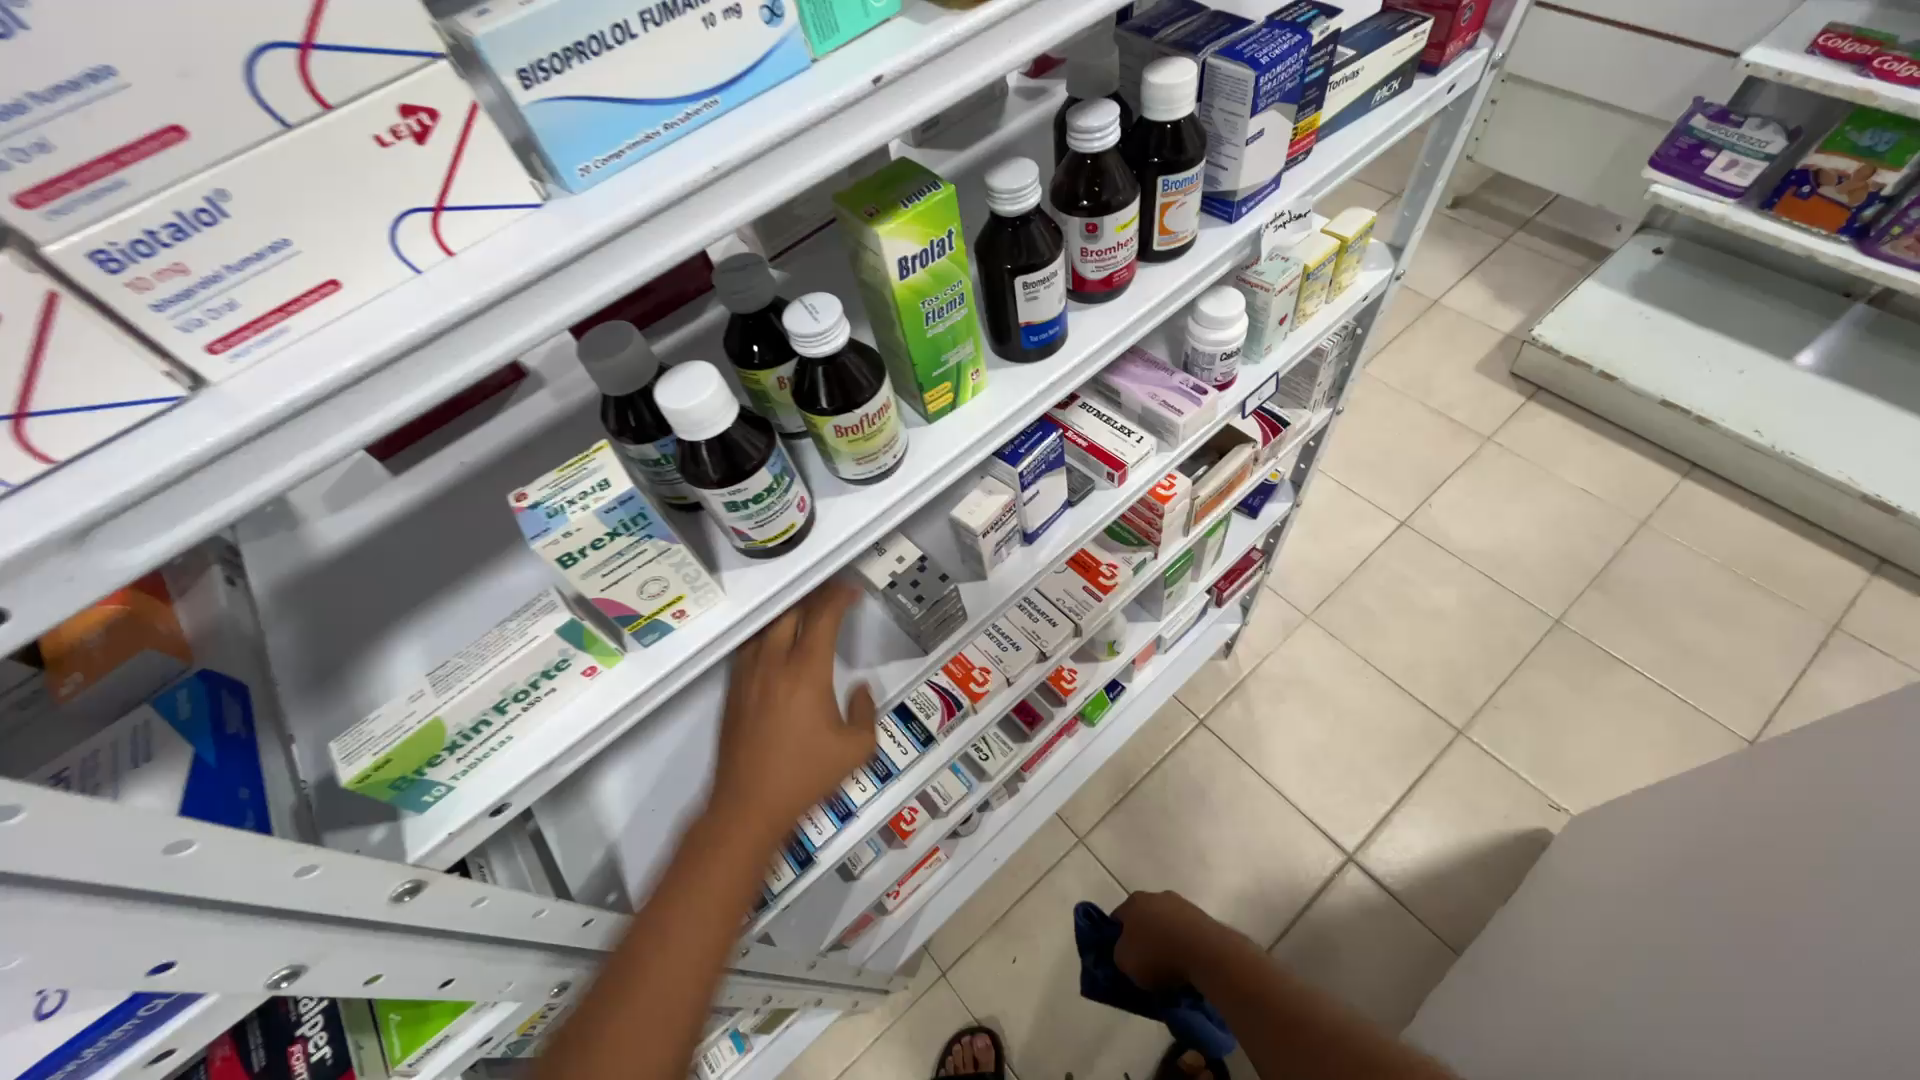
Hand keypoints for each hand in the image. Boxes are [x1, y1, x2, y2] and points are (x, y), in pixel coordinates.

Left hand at [711, 581, 876, 837]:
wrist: (749, 803)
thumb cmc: (806, 776)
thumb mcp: (856, 748)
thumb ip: (866, 712)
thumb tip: (860, 690)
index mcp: (806, 671)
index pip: (822, 617)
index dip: (838, 597)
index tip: (851, 591)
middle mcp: (774, 663)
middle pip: (790, 612)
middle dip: (813, 597)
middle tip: (831, 595)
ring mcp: (749, 674)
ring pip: (766, 626)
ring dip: (788, 612)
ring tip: (805, 612)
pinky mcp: (734, 689)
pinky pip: (750, 647)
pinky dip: (767, 634)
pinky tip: (776, 642)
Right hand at [1113, 890, 1233, 990]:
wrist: (1206, 953)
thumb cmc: (1158, 955)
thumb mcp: (1125, 962)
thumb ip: (1120, 953)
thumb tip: (1127, 951)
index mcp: (1133, 902)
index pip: (1118, 917)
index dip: (1117, 936)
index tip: (1122, 955)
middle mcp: (1156, 896)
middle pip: (1145, 917)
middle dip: (1144, 936)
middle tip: (1145, 961)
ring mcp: (1183, 905)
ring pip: (1168, 924)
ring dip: (1167, 940)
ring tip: (1170, 968)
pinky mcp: (1203, 918)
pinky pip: (1187, 934)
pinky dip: (1185, 946)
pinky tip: (1187, 965)